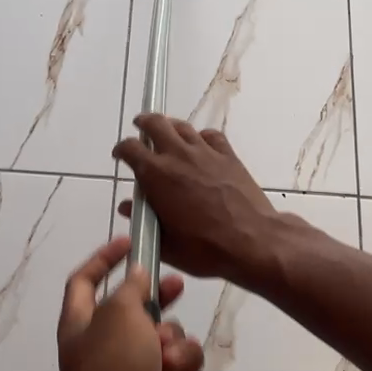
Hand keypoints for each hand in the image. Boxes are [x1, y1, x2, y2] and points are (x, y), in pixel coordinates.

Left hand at [57, 237, 204, 370]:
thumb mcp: (118, 315)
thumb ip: (130, 287)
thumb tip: (137, 274)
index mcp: (80, 324)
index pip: (84, 280)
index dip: (103, 258)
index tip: (129, 240)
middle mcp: (105, 344)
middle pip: (131, 306)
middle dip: (155, 294)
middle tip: (175, 283)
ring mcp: (133, 369)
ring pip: (161, 332)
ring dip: (171, 334)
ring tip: (167, 347)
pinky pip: (179, 360)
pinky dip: (183, 359)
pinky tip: (179, 366)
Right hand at [113, 114, 284, 282]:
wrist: (251, 241)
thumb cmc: (204, 248)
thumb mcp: (166, 244)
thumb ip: (145, 221)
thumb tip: (128, 207)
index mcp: (157, 175)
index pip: (131, 148)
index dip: (121, 149)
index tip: (119, 155)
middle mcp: (178, 155)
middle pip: (156, 123)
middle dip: (143, 122)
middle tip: (139, 126)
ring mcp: (205, 151)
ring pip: (182, 126)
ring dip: (170, 126)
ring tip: (166, 132)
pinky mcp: (227, 154)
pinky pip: (210, 136)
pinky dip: (201, 137)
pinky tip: (200, 145)